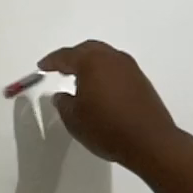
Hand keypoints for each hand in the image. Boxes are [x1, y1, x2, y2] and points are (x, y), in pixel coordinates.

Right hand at [39, 40, 183, 168]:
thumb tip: (62, 96)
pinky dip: (105, 73)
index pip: (66, 56)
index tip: (42, 66)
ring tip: (80, 79)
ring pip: (105, 57)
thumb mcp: (74, 119)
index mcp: (91, 62)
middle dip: (72, 57)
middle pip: (88, 50)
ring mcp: (130, 68)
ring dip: (91, 64)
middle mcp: (112, 59)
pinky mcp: (142, 81)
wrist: (150, 142)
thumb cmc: (106, 128)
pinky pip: (117, 69)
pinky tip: (100, 89)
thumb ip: (63, 103)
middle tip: (60, 68)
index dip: (51, 61)